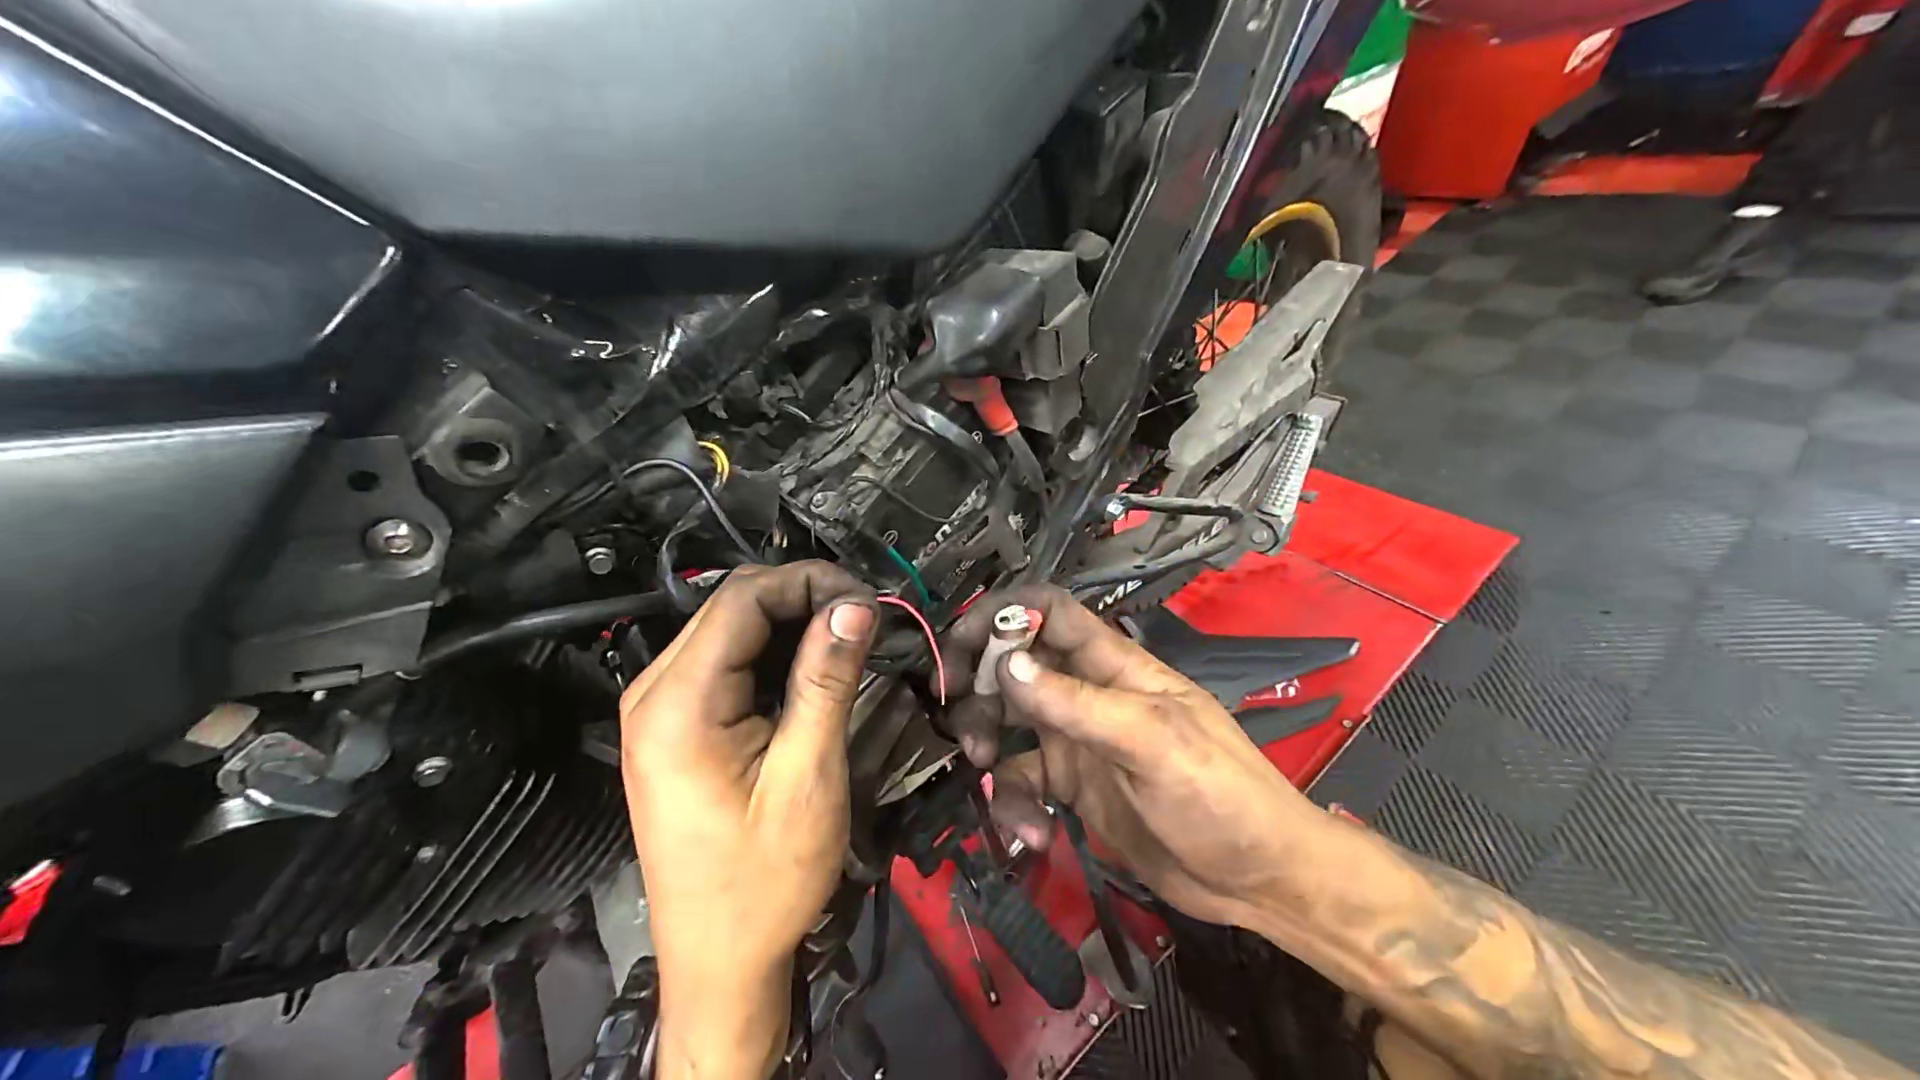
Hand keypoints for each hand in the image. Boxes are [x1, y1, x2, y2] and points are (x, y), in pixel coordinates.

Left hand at [619, 561, 876, 1079]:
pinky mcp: (673, 722)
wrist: (719, 956)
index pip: (743, 599)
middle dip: (804, 597)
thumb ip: (827, 680)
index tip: (868, 601)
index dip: (810, 583)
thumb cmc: (765, 879)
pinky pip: (726, 660)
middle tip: (865, 619)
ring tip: (848, 638)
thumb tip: (856, 604)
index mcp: (677, 704)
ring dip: (792, 621)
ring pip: (731, 627)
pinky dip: (774, 650)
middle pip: (733, 605)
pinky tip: (812, 665)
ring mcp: (658, 706)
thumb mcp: (807, 776)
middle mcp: (654, 692)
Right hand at [943, 586, 1321, 928]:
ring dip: (985, 740)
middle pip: (1016, 663)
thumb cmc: (1221, 795)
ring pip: (1008, 720)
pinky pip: (1021, 780)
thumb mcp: (1153, 742)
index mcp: (1115, 666)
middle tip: (954, 707)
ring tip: (984, 770)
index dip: (1006, 613)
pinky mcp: (1071, 786)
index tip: (964, 641)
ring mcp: (1077, 740)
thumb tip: (1006, 665)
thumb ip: (1077, 703)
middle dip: (980, 680)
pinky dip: (1014, 802)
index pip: (1051, 612)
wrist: (1257, 879)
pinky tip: (1033, 833)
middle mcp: (1088, 694)